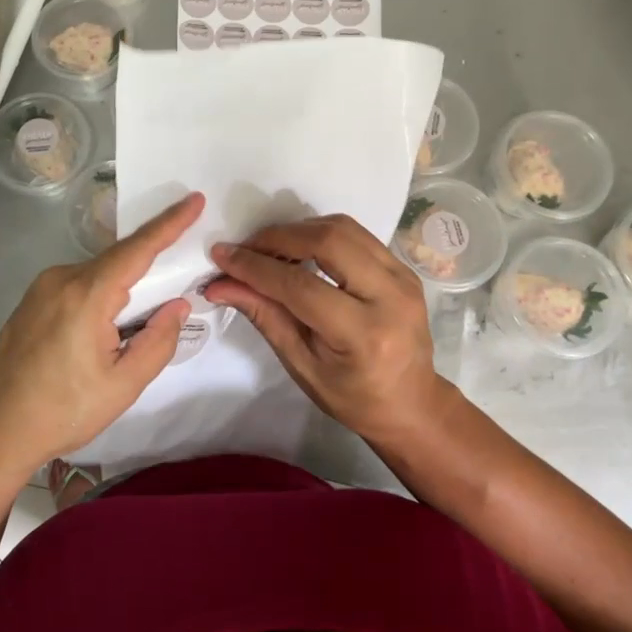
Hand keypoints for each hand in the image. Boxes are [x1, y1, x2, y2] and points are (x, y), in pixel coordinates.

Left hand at [0, 193, 203, 478]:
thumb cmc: (62, 412)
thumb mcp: (123, 385)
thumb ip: (157, 341)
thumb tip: (177, 306)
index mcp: (86, 295)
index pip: (137, 249)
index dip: (170, 224)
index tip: (194, 200)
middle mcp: (60, 279)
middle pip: (116, 262)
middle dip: (147, 272)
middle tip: (172, 295)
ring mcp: (40, 290)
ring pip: (95, 277)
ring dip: (120, 292)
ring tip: (127, 336)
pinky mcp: (29, 304)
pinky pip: (75, 288)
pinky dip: (98, 299)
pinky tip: (99, 335)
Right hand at [205, 214, 451, 446]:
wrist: (411, 403)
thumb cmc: (352, 396)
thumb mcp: (301, 365)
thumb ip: (264, 317)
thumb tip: (220, 284)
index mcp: (364, 335)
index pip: (301, 286)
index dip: (256, 267)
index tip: (222, 256)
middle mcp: (390, 298)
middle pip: (328, 240)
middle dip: (279, 237)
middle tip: (247, 249)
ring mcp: (403, 278)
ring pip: (344, 228)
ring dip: (299, 230)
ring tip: (270, 249)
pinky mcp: (404, 268)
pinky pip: (357, 235)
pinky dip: (320, 235)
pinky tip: (299, 251)